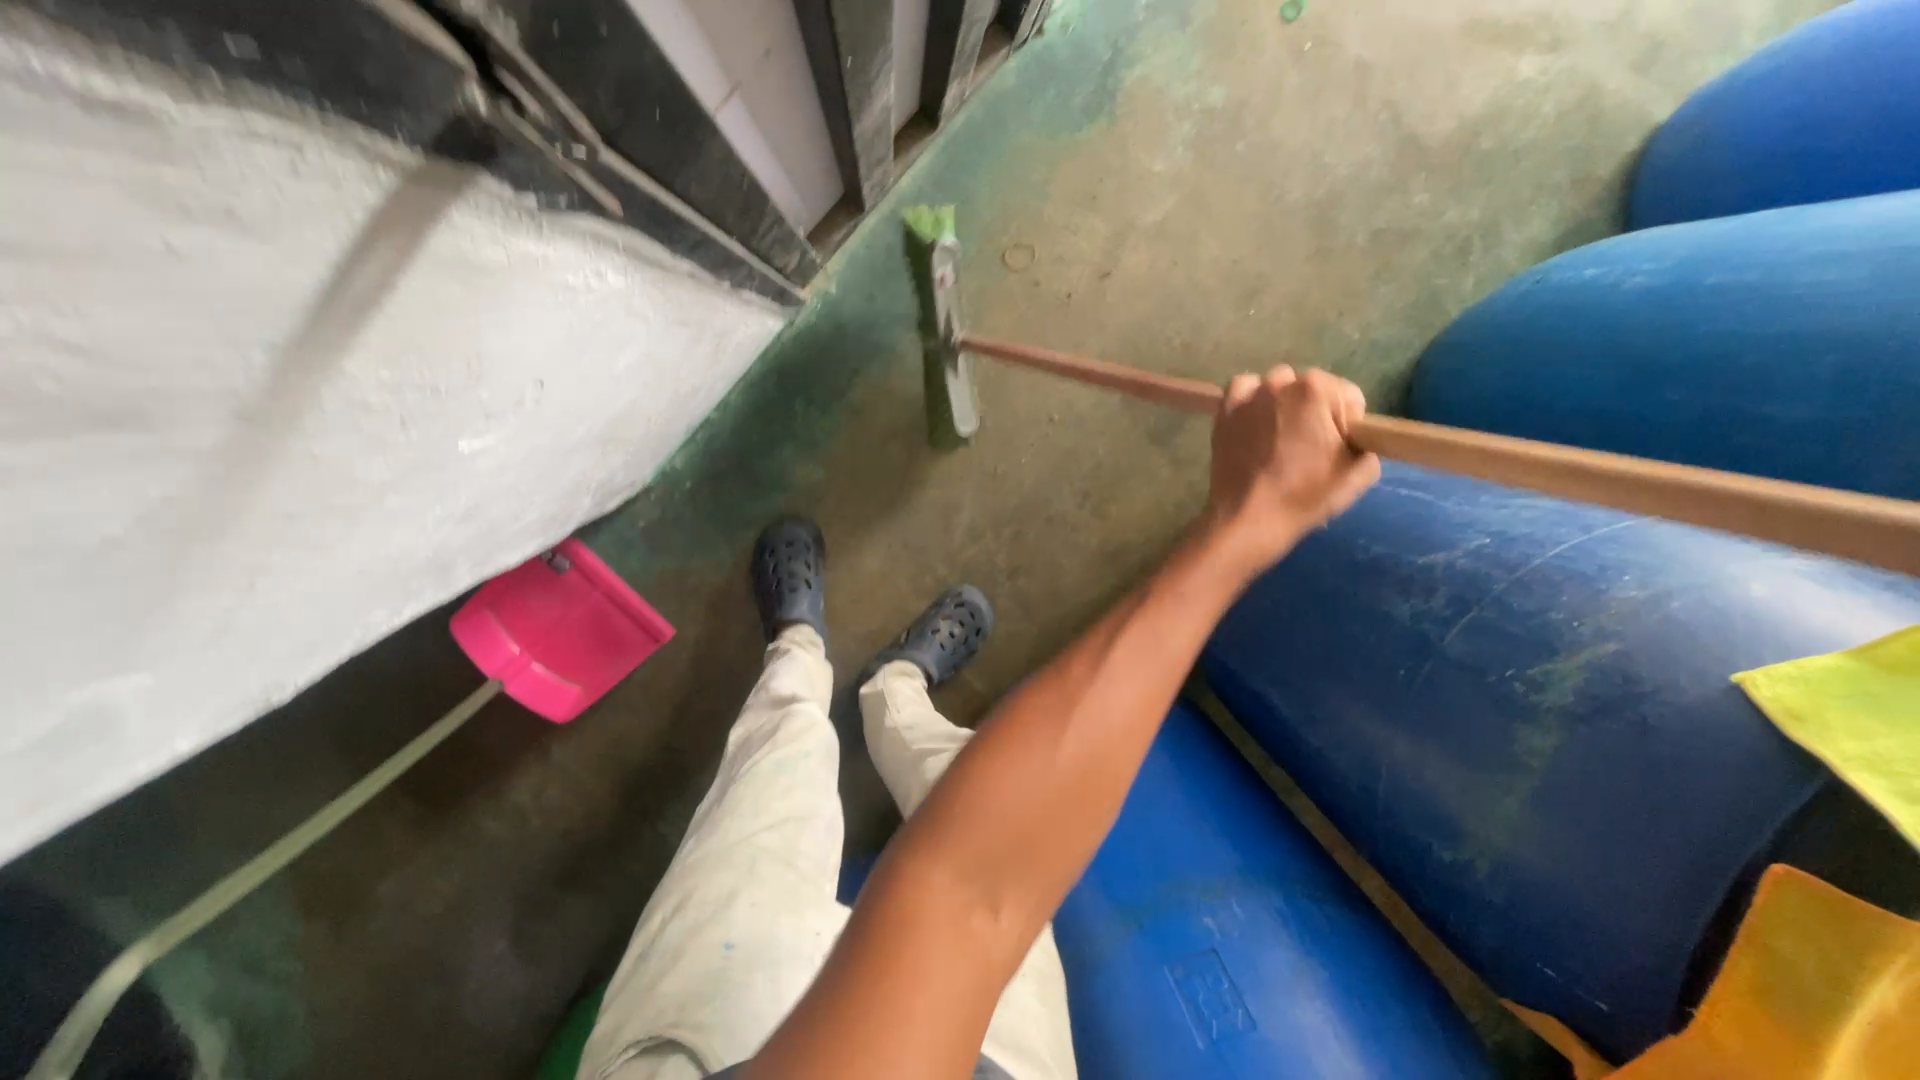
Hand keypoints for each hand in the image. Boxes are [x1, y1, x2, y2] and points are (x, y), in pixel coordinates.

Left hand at [1204, 365, 1380, 574]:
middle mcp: (1281, 382)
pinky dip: (1252, 401)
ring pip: (1278, 386)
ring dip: (1284, 404)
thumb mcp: (1361, 472)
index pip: (1349, 397)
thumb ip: (1369, 441)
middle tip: (1308, 447)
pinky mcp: (1225, 409)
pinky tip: (1256, 424)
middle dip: (1316, 412)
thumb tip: (1356, 435)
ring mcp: (1249, 394)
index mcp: (1318, 389)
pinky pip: (1245, 390)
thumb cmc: (1306, 495)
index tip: (1336, 449)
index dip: (1349, 424)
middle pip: (1312, 389)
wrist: (1249, 517)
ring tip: (1281, 438)